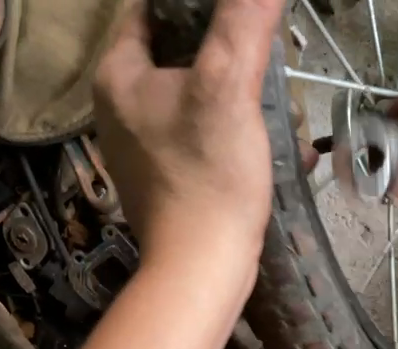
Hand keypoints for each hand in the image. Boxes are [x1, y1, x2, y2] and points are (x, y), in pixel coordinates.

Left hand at [92, 0, 281, 263]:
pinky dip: (237, 142)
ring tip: (278, 116)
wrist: (202, 272)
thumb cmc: (209, 178)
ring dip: (241, 104)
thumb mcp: (229, 87)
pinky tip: (271, 152)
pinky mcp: (168, 187)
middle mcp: (120, 110)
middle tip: (270, 71)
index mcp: (118, 75)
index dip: (198, 8)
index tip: (242, 19)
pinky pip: (204, 144)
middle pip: (179, 57)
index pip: (152, 9)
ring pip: (197, 103)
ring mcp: (143, 152)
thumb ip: (243, 21)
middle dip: (231, 59)